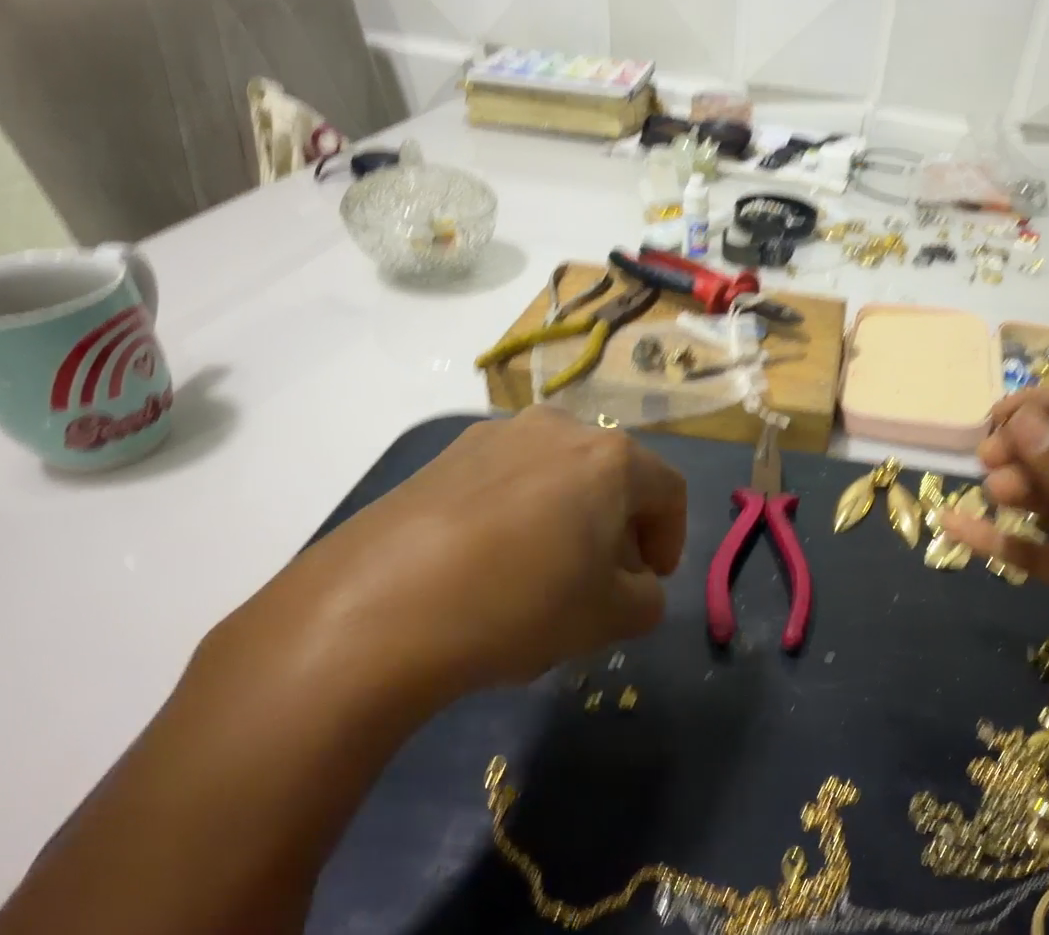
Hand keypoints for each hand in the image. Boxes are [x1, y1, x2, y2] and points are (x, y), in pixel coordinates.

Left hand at [228, 408, 687, 704]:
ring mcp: (491, 436)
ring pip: (555, 475)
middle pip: (612, 476)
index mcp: (610, 457)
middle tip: (602, 581)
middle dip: (619, 528)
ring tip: (542, 574)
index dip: (672, 539)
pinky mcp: (440, 458)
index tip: (651, 583)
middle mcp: (556, 428)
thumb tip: (632, 583)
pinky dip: (517, 516)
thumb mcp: (610, 619)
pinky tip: (489, 565)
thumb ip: (647, 598)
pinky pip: (504, 482)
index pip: (669, 490)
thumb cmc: (519, 606)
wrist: (376, 610)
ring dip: (567, 519)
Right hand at [940, 388, 1048, 717]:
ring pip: (1045, 498)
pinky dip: (998, 540)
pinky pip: (1036, 551)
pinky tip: (957, 526)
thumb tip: (1018, 424)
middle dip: (1023, 448)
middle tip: (990, 457)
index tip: (997, 417)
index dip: (1043, 408)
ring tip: (994, 488)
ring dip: (1014, 487)